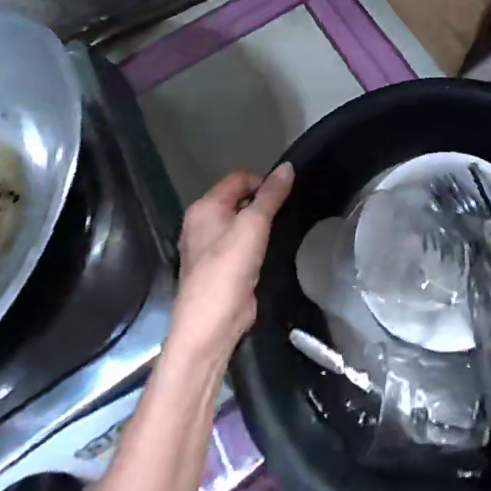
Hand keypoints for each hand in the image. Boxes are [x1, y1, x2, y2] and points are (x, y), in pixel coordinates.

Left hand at [172, 164, 293, 356]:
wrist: (211, 323)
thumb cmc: (228, 267)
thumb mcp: (253, 225)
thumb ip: (271, 195)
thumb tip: (288, 166)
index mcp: (204, 207)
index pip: (238, 178)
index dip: (263, 182)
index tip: (286, 196)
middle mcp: (202, 223)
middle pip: (239, 199)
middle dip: (263, 202)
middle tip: (287, 212)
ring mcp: (210, 246)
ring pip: (241, 222)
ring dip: (261, 223)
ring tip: (282, 229)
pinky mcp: (222, 266)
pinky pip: (242, 243)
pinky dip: (257, 242)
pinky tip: (270, 250)